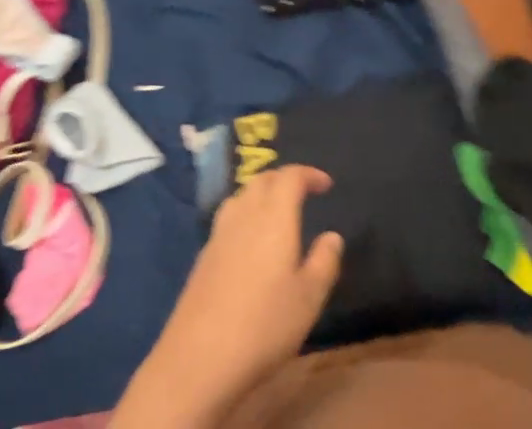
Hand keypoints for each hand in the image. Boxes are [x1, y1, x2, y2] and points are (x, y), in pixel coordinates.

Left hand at [112, 165, 342, 428]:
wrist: (200, 357)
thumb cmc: (265, 325)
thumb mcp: (309, 297)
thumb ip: (324, 261)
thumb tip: (332, 235)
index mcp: (273, 218)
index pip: (289, 178)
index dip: (308, 174)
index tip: (325, 184)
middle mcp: (243, 217)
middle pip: (261, 181)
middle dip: (284, 179)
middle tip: (304, 192)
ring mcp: (218, 236)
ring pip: (240, 197)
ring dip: (261, 195)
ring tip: (278, 213)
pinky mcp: (203, 257)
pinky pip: (228, 220)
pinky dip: (245, 216)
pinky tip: (251, 243)